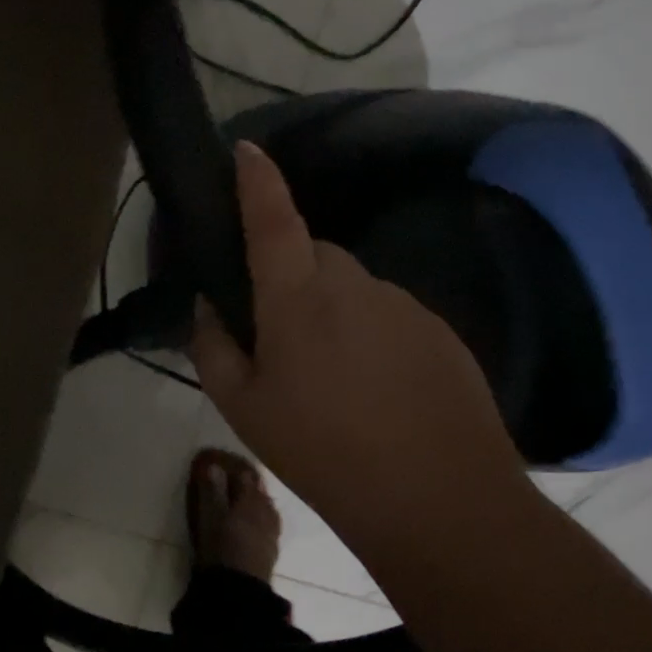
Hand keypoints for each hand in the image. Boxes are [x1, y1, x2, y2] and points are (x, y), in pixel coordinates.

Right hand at [191, 142, 531, 531]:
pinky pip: (388, 314)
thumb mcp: (242, 407)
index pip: (272, 221)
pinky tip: (373, 390)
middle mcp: (353, 286)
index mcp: (297, 299)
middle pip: (313, 254)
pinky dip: (369, 334)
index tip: (247, 149)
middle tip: (277, 337)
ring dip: (330, 310)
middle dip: (290, 275)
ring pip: (351, 287)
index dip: (257, 181)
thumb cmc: (323, 452)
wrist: (442, 502)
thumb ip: (212, 347)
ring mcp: (404, 306)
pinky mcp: (440, 332)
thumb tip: (210, 307)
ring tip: (330, 378)